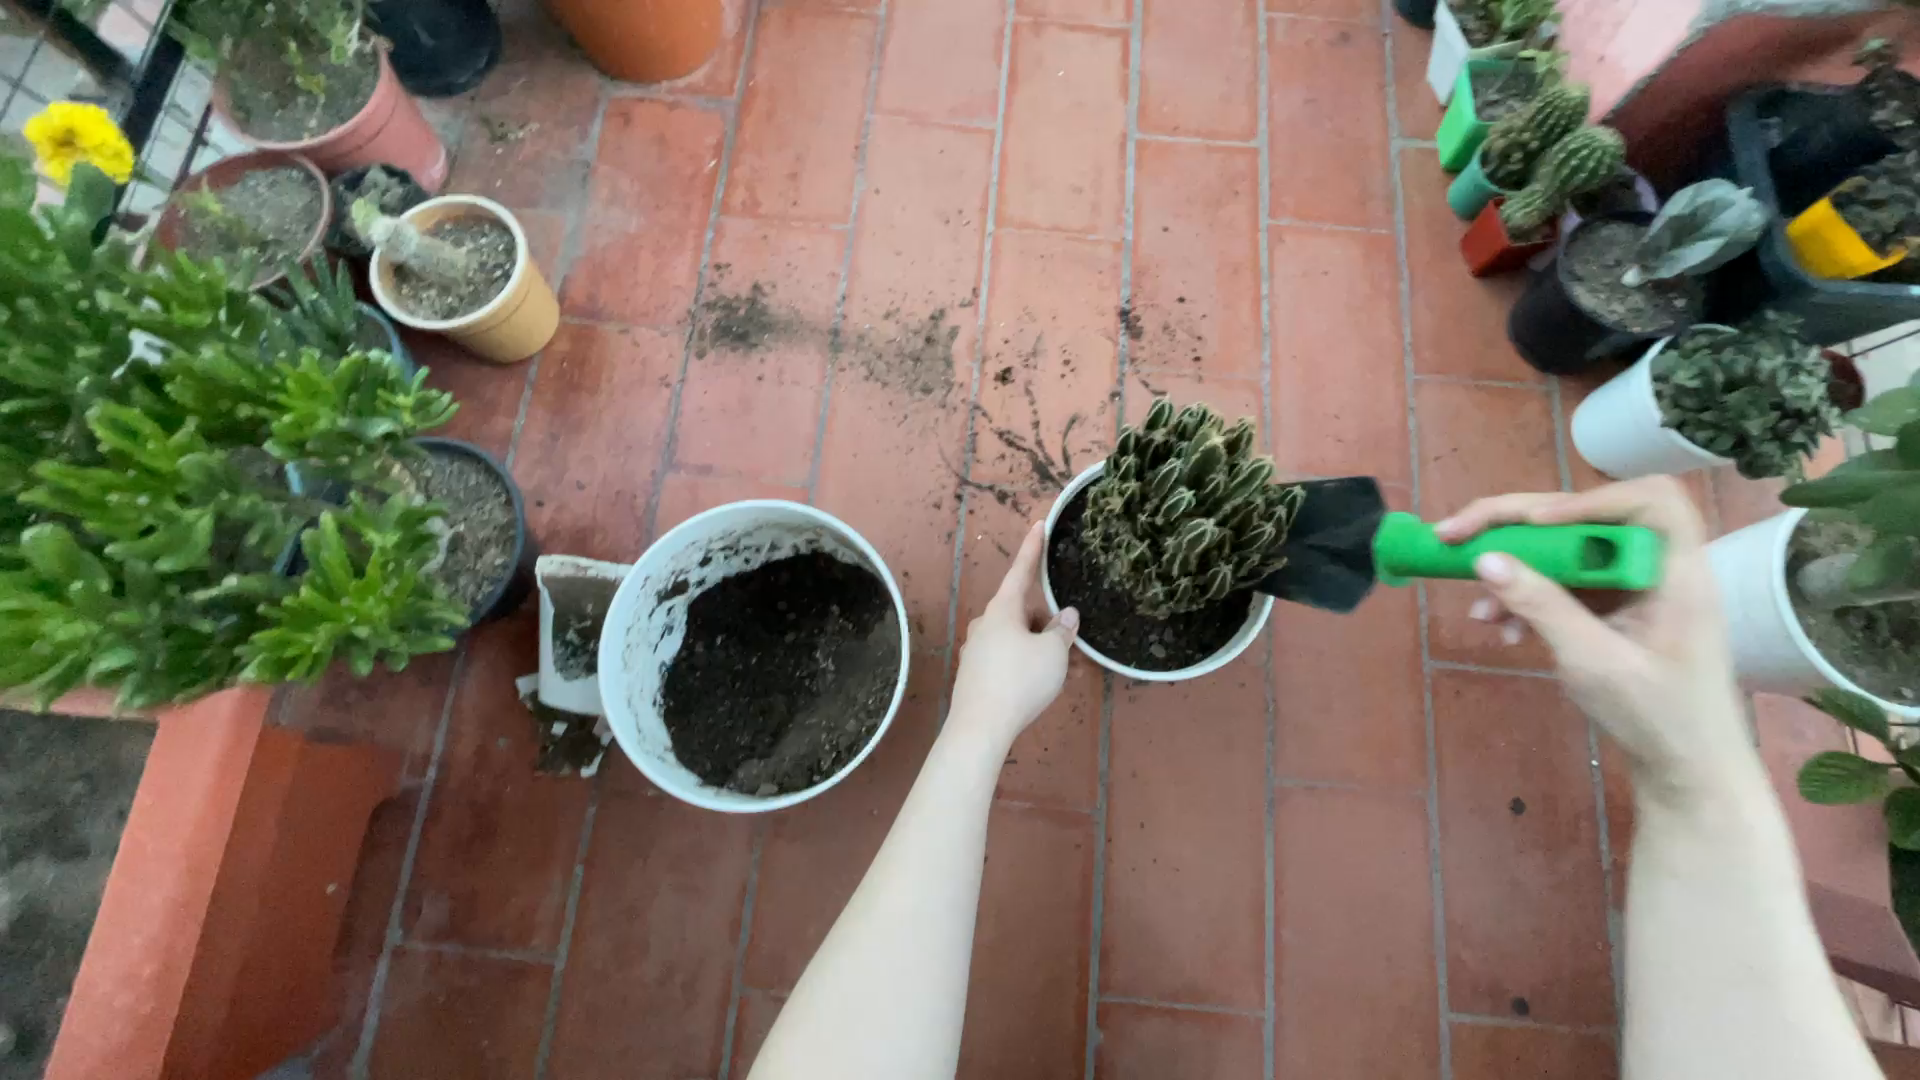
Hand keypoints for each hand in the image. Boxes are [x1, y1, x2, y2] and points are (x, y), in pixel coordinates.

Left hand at [948, 521, 1078, 749]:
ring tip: (1070, 671)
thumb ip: (1062, 631)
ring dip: (1043, 649)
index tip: (1038, 525)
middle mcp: (985, 624)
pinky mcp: (976, 674)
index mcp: (1002, 609)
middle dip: (1049, 624)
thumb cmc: (1020, 680)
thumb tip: (1065, 616)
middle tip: (1074, 643)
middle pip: (1023, 612)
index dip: (1032, 548)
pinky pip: (1009, 659)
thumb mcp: (1052, 653)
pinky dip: (1029, 665)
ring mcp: (977, 650)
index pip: (1021, 571)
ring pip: (1018, 639)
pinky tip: (1048, 685)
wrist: (980, 727)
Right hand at [1436, 478, 1753, 803]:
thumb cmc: (1656, 715)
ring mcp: (1625, 588)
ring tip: (1477, 608)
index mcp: (1673, 573)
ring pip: (1557, 550)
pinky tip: (1500, 629)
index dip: (1586, 501)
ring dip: (1509, 569)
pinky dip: (1519, 598)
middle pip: (1579, 517)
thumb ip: (1541, 606)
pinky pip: (1553, 583)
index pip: (1647, 501)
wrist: (1684, 767)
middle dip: (1511, 524)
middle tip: (1451, 535)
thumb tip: (1483, 560)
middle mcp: (1649, 568)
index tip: (1530, 525)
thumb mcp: (1593, 661)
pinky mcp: (1605, 608)